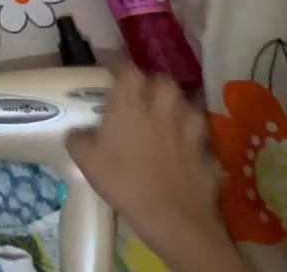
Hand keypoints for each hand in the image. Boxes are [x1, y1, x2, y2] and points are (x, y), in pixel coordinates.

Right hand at [66, 67, 246, 271]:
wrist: (173, 220)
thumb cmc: (123, 182)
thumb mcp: (85, 159)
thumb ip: (78, 138)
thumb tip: (78, 132)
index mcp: (129, 106)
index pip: (129, 71)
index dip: (121, 65)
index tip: (112, 68)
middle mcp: (162, 113)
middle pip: (166, 82)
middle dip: (156, 82)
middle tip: (144, 91)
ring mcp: (190, 136)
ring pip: (192, 107)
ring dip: (181, 107)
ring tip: (171, 115)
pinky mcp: (209, 159)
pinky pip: (204, 142)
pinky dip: (197, 142)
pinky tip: (189, 150)